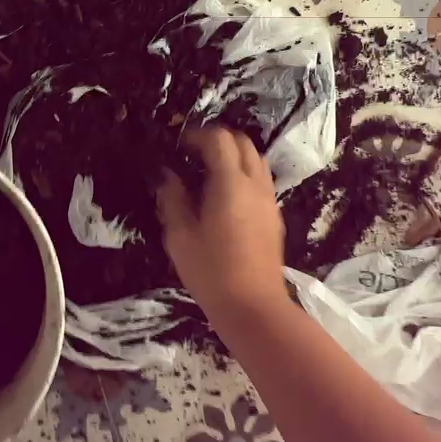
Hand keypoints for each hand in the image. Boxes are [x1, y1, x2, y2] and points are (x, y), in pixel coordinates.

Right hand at [155, 127, 286, 314]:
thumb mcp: (179, 235)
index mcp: (230, 183)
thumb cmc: (210, 271)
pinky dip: (242, 174)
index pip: (218, 139)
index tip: (177, 145)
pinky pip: (260, 180)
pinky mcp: (273, 216)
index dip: (196, 134)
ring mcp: (268, 200)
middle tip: (192, 152)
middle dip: (217, 139)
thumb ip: (173, 198)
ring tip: (207, 171)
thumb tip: (167, 175)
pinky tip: (223, 194)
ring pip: (255, 160)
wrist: (252, 306)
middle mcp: (254, 184)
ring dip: (233, 155)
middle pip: (242, 142)